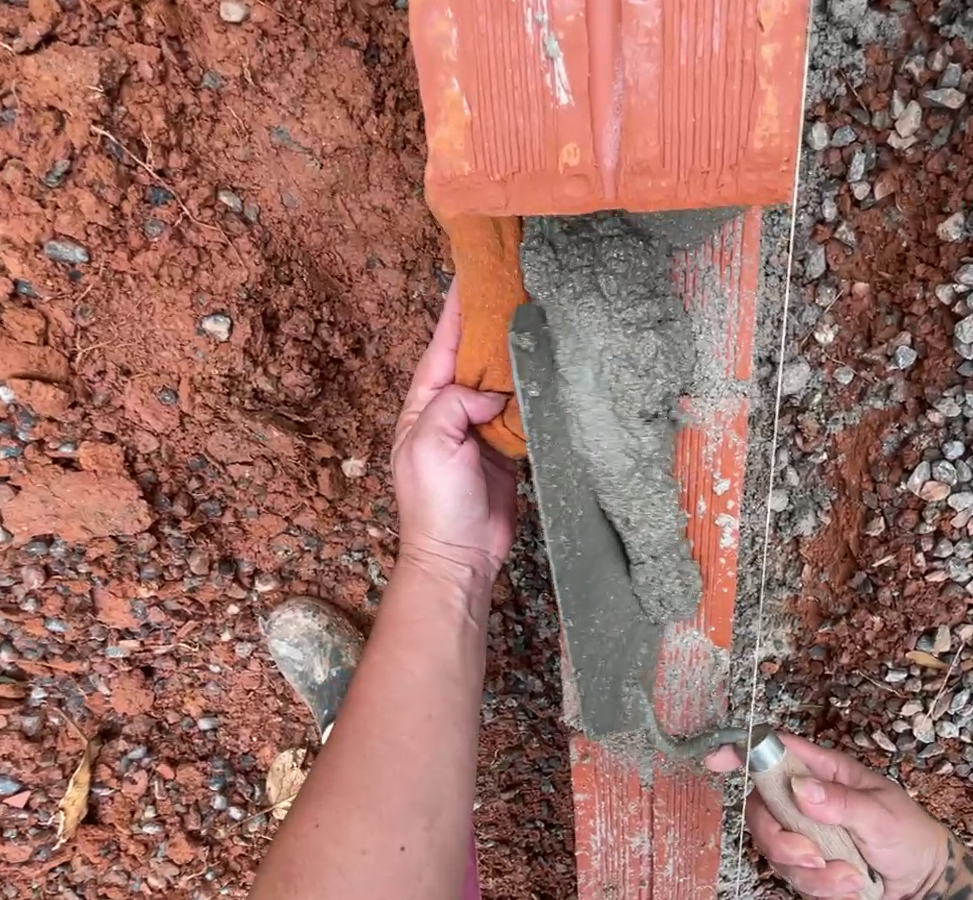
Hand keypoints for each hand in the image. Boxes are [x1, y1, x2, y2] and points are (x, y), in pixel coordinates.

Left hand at [392, 285, 517, 584]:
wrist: (460, 553)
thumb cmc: (435, 503)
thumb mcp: (430, 444)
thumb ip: (455, 404)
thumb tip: (492, 392)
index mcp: (425, 404)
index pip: (442, 345)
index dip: (456, 310)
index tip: (471, 273)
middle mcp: (452, 410)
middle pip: (474, 358)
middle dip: (490, 324)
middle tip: (513, 286)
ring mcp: (480, 429)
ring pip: (501, 382)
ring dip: (515, 354)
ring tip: (535, 316)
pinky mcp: (507, 448)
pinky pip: (521, 412)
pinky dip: (533, 391)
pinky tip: (548, 367)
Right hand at [707, 734, 953, 899]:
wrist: (924, 880)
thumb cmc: (908, 832)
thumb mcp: (882, 814)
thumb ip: (842, 803)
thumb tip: (801, 790)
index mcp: (820, 773)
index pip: (773, 753)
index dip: (741, 752)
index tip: (715, 762)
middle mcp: (802, 801)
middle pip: (760, 814)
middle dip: (782, 844)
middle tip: (815, 861)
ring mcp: (802, 835)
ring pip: (777, 855)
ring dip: (815, 877)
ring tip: (854, 879)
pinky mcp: (808, 868)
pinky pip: (797, 885)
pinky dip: (826, 896)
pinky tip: (854, 891)